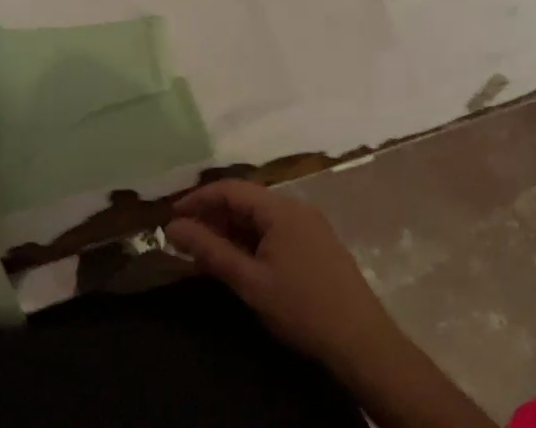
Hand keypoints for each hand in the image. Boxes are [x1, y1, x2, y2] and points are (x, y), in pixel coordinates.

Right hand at [165, 179, 394, 367]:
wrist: (364, 345)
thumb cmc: (302, 309)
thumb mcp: (249, 281)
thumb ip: (209, 250)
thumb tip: (172, 227)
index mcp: (281, 209)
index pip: (230, 189)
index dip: (197, 200)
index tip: (171, 218)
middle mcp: (298, 209)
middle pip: (246, 200)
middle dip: (213, 216)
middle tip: (186, 239)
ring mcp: (311, 227)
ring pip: (260, 217)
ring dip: (231, 230)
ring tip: (208, 253)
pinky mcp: (318, 246)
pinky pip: (276, 230)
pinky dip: (252, 240)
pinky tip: (240, 262)